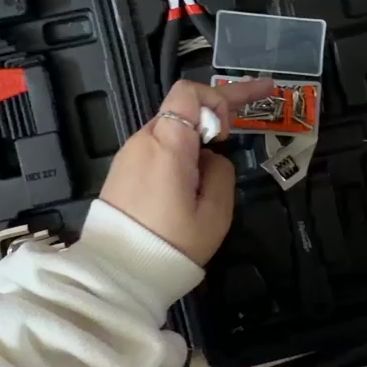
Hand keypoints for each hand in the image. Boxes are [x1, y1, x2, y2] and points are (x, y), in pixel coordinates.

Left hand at [99, 77, 273, 265]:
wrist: (117, 274)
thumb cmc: (172, 243)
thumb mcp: (214, 213)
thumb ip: (222, 173)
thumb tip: (212, 159)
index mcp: (168, 144)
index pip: (190, 92)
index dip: (221, 96)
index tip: (238, 122)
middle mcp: (144, 140)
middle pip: (183, 107)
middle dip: (216, 112)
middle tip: (249, 115)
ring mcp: (129, 155)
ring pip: (170, 128)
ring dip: (197, 134)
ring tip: (217, 163)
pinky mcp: (122, 171)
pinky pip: (157, 147)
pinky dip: (179, 149)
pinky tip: (192, 177)